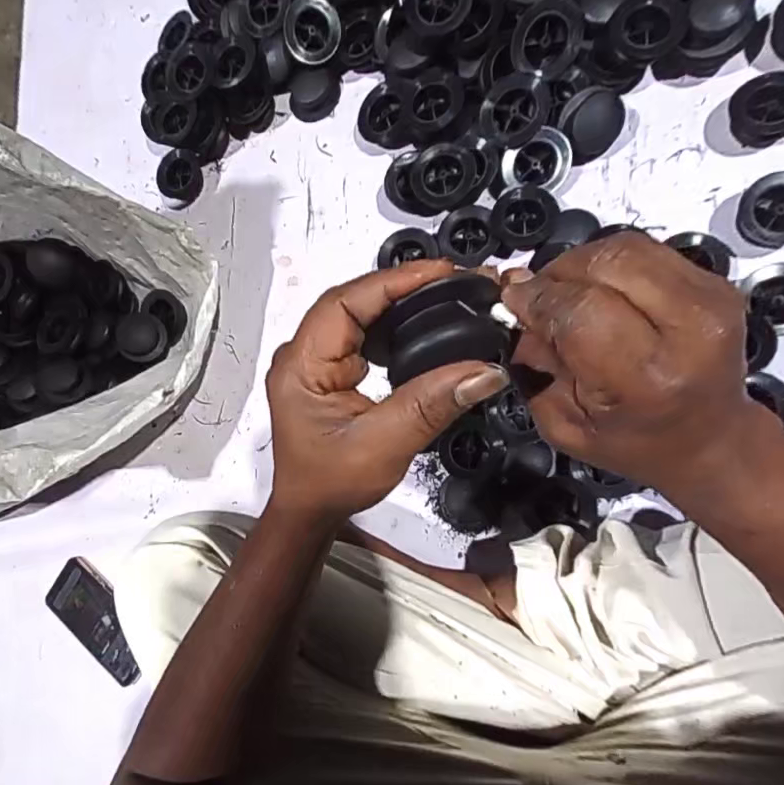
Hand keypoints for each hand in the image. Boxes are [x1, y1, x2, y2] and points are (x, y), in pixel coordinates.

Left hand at [267, 261, 510, 520]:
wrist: (312, 510)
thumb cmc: (330, 484)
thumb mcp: (384, 446)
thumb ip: (431, 405)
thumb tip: (482, 372)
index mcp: (301, 367)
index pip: (346, 302)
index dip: (394, 281)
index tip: (441, 273)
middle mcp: (302, 357)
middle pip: (354, 301)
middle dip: (403, 286)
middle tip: (454, 281)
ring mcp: (314, 363)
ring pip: (358, 314)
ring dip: (400, 303)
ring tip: (444, 296)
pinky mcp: (329, 372)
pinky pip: (362, 334)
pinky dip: (392, 325)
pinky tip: (420, 324)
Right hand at [501, 232, 769, 489]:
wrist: (710, 440)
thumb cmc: (639, 444)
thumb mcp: (569, 428)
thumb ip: (539, 370)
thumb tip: (520, 309)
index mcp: (651, 378)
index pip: (580, 310)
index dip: (539, 300)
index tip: (513, 302)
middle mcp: (691, 329)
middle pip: (605, 264)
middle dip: (557, 275)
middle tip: (537, 298)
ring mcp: (708, 298)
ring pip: (625, 248)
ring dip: (580, 265)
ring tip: (564, 294)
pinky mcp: (713, 282)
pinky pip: (645, 251)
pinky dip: (608, 265)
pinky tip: (596, 292)